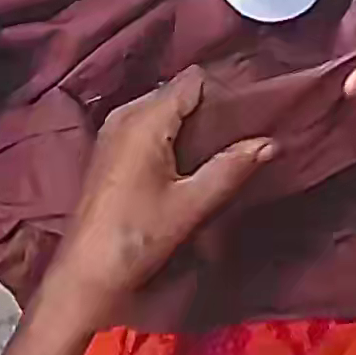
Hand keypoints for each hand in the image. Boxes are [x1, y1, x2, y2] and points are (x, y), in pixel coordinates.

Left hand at [46, 67, 275, 326]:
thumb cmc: (138, 236)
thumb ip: (231, 167)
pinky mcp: (109, 146)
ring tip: (218, 147)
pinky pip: (147, 121)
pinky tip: (186, 159)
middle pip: (176, 90)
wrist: (85, 274)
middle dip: (208, 107)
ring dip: (189, 121)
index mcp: (144, 118)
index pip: (191, 80)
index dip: (221, 91)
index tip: (246, 115)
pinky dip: (170, 131)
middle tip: (238, 134)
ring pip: (162, 105)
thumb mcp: (191, 203)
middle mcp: (125, 113)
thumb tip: (270, 143)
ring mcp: (113, 128)